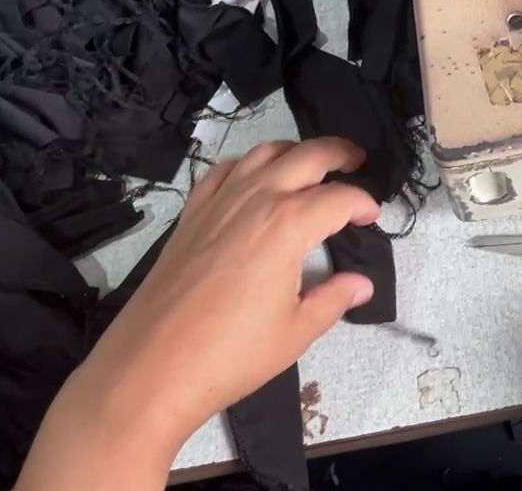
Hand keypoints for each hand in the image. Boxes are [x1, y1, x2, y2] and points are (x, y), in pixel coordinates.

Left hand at [18, 138, 380, 489]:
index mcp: (289, 224)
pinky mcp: (192, 213)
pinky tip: (254, 179)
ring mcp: (221, 201)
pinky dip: (248, 164)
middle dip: (340, 153)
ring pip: (266, 152)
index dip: (363, 203)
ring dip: (296, 151)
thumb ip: (334, 299)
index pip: (340, 198)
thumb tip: (362, 284)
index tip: (373, 216)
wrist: (148, 370)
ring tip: (311, 164)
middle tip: (357, 161)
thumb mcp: (295, 333)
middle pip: (309, 154)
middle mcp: (258, 198)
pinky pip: (225, 170)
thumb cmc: (229, 354)